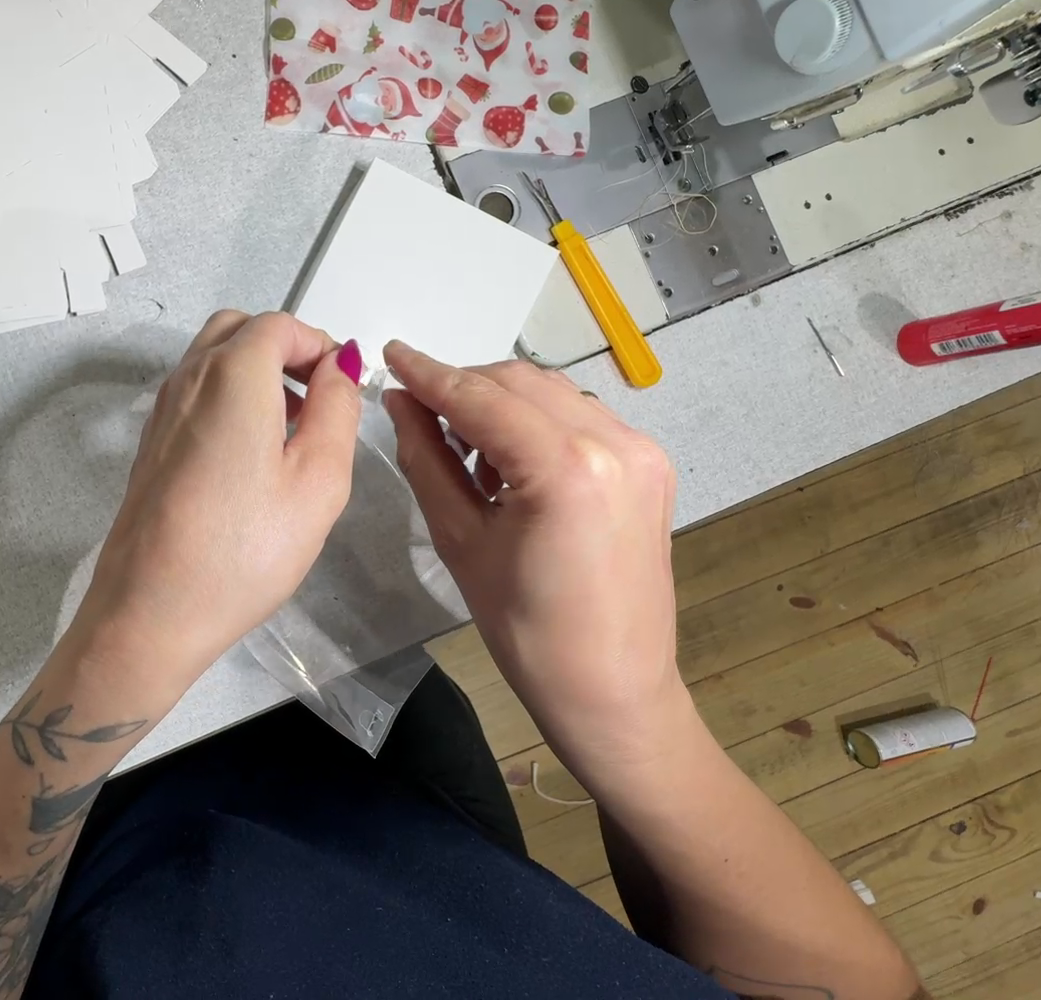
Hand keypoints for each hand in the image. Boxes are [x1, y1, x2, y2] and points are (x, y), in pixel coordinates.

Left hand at [68, 312, 364, 692]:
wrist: (149, 611)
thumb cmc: (243, 552)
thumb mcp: (318, 481)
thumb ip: (338, 410)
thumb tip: (340, 366)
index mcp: (231, 375)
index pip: (279, 326)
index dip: (319, 344)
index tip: (345, 386)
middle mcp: (187, 379)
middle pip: (239, 330)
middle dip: (285, 350)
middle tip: (319, 399)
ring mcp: (161, 411)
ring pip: (211, 360)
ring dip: (256, 373)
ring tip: (291, 431)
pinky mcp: (149, 444)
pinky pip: (194, 394)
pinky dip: (228, 398)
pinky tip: (250, 456)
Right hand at [382, 342, 686, 775]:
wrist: (611, 687)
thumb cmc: (524, 628)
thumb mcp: (460, 539)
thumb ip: (427, 458)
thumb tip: (400, 403)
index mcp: (565, 468)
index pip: (481, 398)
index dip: (429, 374)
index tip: (390, 353)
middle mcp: (614, 443)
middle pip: (518, 381)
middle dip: (462, 385)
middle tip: (417, 409)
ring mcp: (641, 450)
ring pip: (550, 392)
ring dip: (498, 401)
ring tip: (461, 445)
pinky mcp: (649, 464)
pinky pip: (578, 416)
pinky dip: (534, 421)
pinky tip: (508, 460)